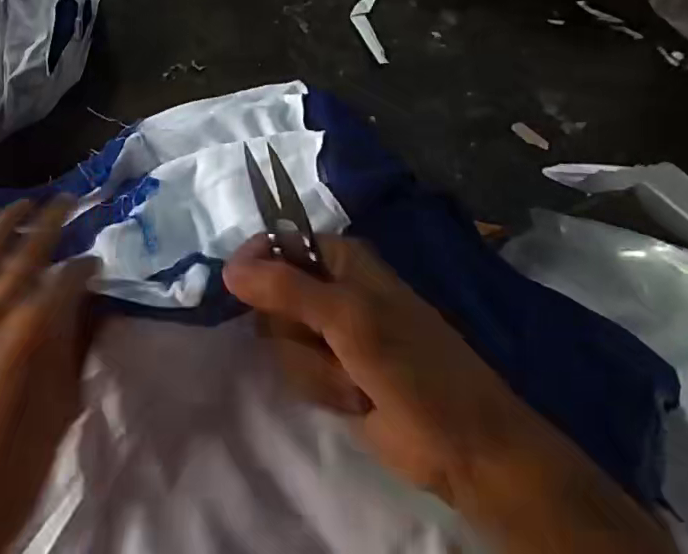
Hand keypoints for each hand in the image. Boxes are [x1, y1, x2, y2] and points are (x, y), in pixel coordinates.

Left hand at [0, 198, 99, 553]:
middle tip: (71, 200)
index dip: (85, 267)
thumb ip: (74, 346)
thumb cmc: (15, 469)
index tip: (100, 261)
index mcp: (27, 335)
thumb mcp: (61, 408)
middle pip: (24, 252)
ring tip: (25, 203)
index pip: (64, 280)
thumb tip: (91, 303)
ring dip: (4, 223)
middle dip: (50, 221)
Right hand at [223, 236, 670, 553]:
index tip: (237, 285)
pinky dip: (319, 387)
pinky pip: (294, 370)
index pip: (278, 244)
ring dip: (311, 366)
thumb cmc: (411, 364)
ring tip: (352, 377)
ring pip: (278, 339)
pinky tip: (352, 398)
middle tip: (326, 342)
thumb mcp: (348, 317)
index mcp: (341, 259)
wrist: (459, 443)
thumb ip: (287, 289)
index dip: (256, 262)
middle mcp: (330, 290)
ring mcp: (329, 334)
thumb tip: (229, 268)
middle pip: (270, 295)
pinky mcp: (328, 373)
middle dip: (292, 328)